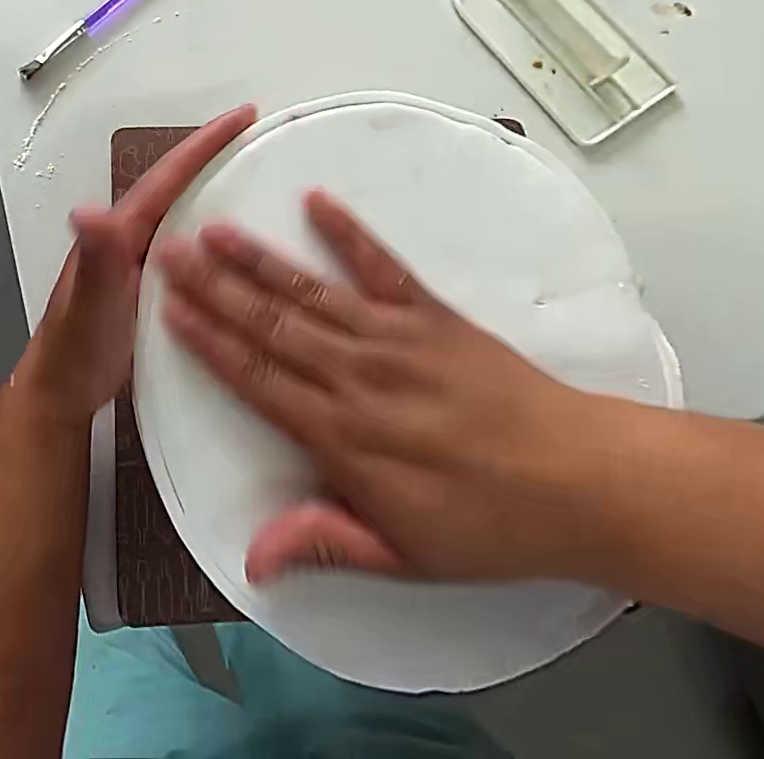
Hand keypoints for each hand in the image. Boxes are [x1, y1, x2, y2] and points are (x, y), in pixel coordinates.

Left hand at [10, 105, 257, 424]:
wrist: (62, 389)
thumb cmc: (76, 347)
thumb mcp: (92, 302)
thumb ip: (96, 258)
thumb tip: (88, 211)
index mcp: (117, 234)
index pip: (164, 180)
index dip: (202, 147)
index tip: (242, 118)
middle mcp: (123, 241)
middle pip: (173, 189)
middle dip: (213, 160)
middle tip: (258, 143)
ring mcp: (132, 264)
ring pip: (178, 218)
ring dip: (211, 195)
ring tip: (253, 182)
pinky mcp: (142, 287)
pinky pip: (181, 250)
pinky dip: (205, 237)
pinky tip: (228, 248)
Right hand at [156, 190, 644, 583]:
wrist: (594, 485)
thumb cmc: (488, 525)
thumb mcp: (404, 557)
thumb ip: (323, 544)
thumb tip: (252, 562)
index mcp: (340, 433)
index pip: (254, 375)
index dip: (207, 341)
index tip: (168, 309)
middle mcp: (356, 376)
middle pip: (268, 325)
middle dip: (212, 287)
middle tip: (169, 252)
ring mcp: (394, 339)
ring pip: (308, 293)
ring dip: (256, 260)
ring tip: (214, 230)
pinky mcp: (433, 316)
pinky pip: (383, 267)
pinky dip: (349, 234)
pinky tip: (317, 201)